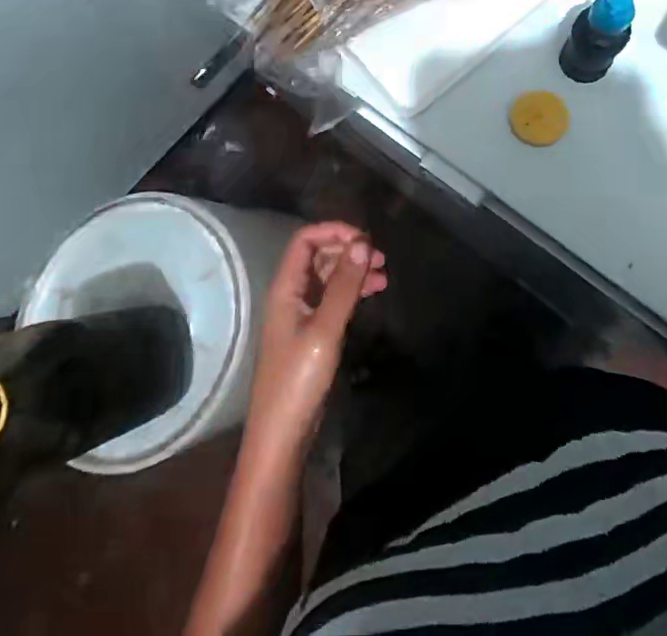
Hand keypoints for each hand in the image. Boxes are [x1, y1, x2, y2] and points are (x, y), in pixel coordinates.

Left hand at [244, 223, 386, 455]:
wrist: (281, 434)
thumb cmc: (298, 379)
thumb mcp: (325, 330)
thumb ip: (343, 287)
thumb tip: (363, 243)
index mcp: (284, 288)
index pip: (304, 241)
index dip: (333, 232)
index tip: (367, 240)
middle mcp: (289, 295)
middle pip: (316, 257)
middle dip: (346, 250)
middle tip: (381, 257)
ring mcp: (299, 316)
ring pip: (326, 279)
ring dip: (352, 271)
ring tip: (385, 275)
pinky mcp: (310, 335)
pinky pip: (331, 301)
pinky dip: (351, 293)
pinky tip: (373, 294)